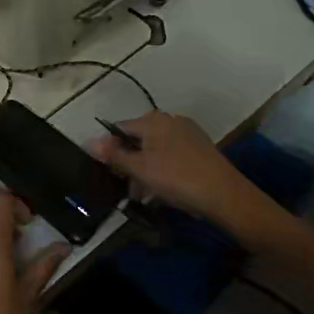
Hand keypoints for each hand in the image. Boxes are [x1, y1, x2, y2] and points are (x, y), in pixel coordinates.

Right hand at [91, 111, 283, 237]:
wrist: (223, 194)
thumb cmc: (176, 178)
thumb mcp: (139, 169)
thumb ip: (114, 155)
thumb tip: (89, 141)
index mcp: (152, 120)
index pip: (119, 128)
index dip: (109, 149)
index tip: (108, 173)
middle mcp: (169, 119)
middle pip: (138, 138)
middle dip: (129, 162)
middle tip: (127, 188)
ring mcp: (187, 132)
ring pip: (155, 148)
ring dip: (145, 169)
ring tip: (144, 194)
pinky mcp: (199, 147)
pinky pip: (171, 154)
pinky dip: (162, 168)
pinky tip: (164, 189)